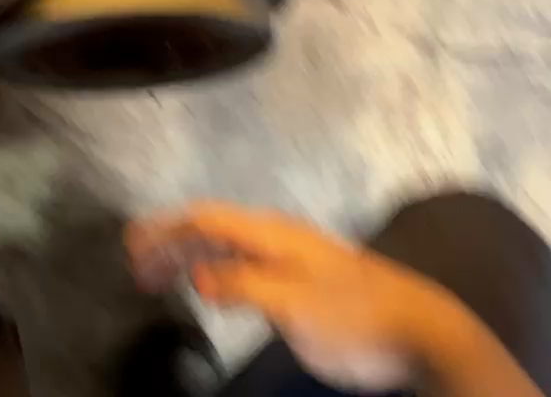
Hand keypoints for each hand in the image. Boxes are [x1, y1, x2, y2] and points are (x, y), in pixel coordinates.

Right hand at [127, 203, 473, 392]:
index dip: (166, 230)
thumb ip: (244, 286)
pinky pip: (239, 264)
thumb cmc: (354, 317)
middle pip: (210, 229)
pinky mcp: (296, 279)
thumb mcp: (295, 305)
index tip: (132, 244)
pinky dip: (212, 270)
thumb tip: (197, 276)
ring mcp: (286, 257)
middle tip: (135, 266)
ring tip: (157, 277)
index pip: (206, 220)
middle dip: (170, 243)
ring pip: (223, 247)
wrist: (419, 329)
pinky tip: (204, 285)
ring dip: (187, 257)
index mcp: (270, 234)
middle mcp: (273, 236)